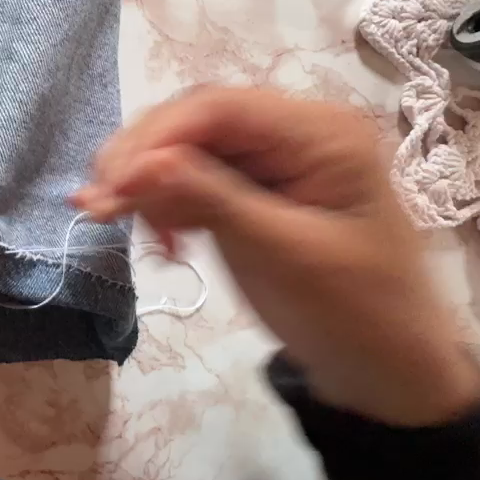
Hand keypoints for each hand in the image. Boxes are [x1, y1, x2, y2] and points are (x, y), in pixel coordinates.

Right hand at [71, 87, 479, 426]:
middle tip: (96, 207)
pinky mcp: (245, 188)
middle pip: (189, 122)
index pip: (217, 108)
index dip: (154, 139)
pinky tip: (154, 236)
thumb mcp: (280, 253)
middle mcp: (290, 131)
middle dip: (138, 161)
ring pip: (177, 149)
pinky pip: (183, 179)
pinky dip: (157, 203)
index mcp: (319, 133)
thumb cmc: (351, 313)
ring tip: (117, 223)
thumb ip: (209, 199)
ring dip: (141, 184)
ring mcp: (265, 159)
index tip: (110, 187)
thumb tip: (136, 163)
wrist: (383, 371)